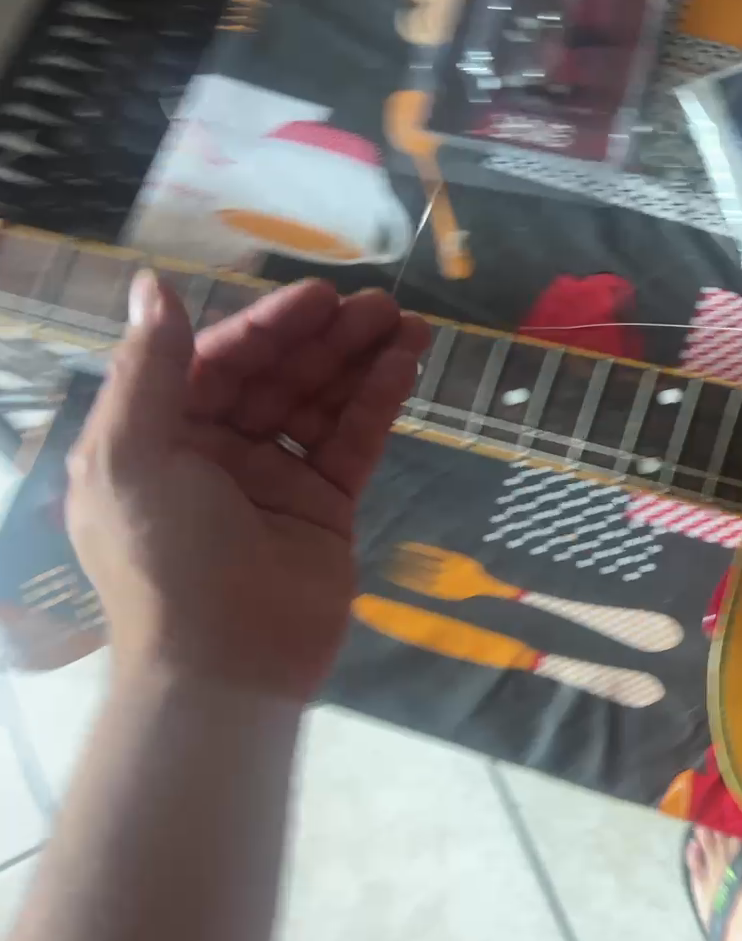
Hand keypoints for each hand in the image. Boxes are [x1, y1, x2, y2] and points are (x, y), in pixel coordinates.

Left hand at [66, 270, 429, 699]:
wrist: (233, 656)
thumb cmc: (165, 558)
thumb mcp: (131, 459)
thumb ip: (149, 372)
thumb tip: (152, 285)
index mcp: (157, 436)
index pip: (217, 364)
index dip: (269, 328)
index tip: (323, 297)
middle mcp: (217, 449)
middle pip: (280, 378)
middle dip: (330, 340)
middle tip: (385, 306)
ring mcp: (278, 476)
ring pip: (325, 405)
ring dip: (365, 365)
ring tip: (412, 329)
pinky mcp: (328, 502)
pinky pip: (354, 442)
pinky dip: (379, 406)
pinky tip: (405, 372)